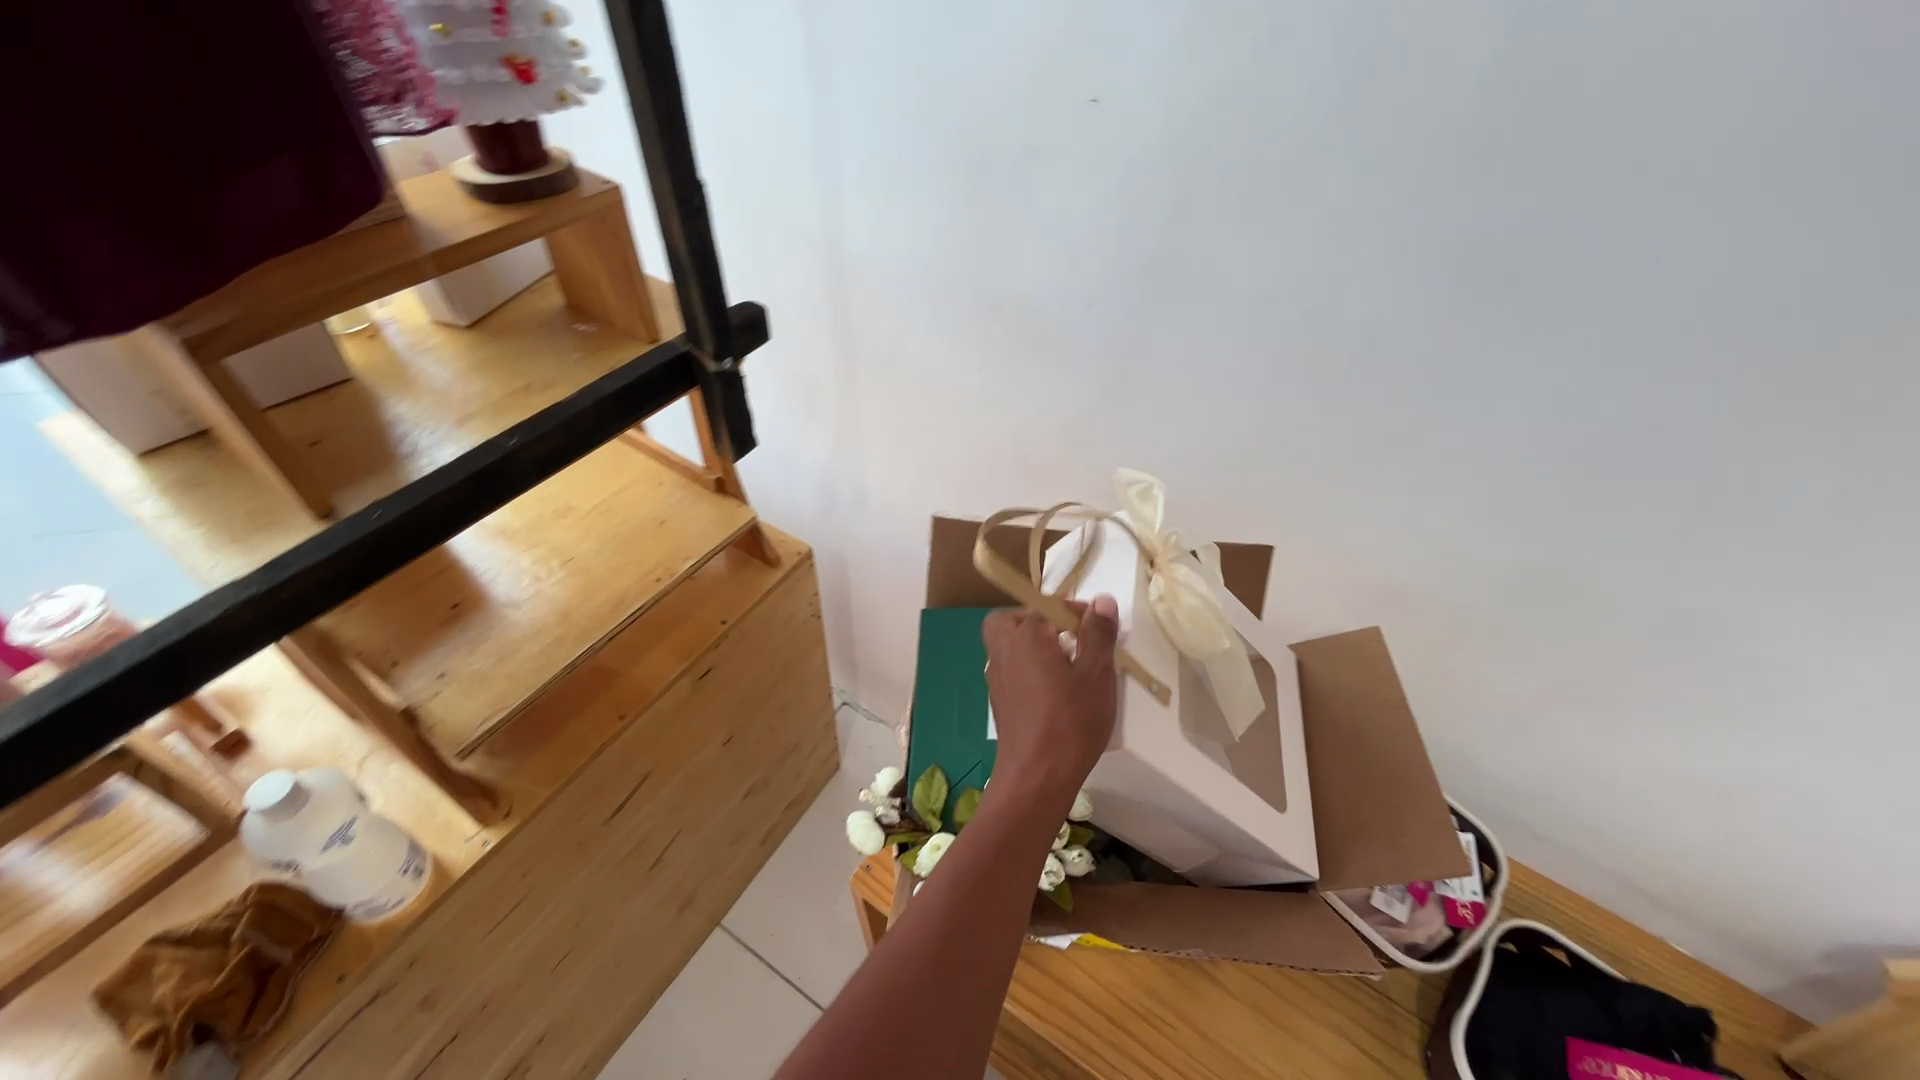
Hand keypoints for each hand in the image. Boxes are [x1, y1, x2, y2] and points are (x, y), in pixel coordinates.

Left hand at [982, 595, 1119, 807]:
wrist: (1037, 775)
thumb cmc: (1072, 720)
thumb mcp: (1097, 674)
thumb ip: (1098, 634)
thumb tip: (1102, 600)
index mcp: (1026, 636)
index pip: (1049, 606)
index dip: (1076, 611)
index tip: (1099, 627)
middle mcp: (1004, 651)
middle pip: (1010, 620)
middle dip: (1036, 620)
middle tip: (1066, 635)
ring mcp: (996, 677)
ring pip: (1006, 646)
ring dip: (1030, 645)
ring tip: (1065, 663)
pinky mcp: (998, 702)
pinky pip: (1010, 670)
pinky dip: (1027, 668)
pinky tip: (1053, 691)